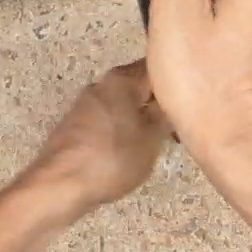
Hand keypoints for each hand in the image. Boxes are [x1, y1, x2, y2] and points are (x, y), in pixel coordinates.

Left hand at [20, 62, 169, 214]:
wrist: (60, 185)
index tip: (192, 98)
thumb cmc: (112, 157)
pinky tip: (130, 152)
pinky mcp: (76, 126)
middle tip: (179, 125)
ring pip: (124, 105)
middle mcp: (101, 84)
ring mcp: (85, 105)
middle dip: (159, 103)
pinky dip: (123, 131)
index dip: (177, 81)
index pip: (157, 67)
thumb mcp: (152, 138)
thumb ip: (166, 114)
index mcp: (121, 79)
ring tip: (158, 142)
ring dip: (142, 119)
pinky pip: (109, 121)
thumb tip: (173, 100)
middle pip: (139, 86)